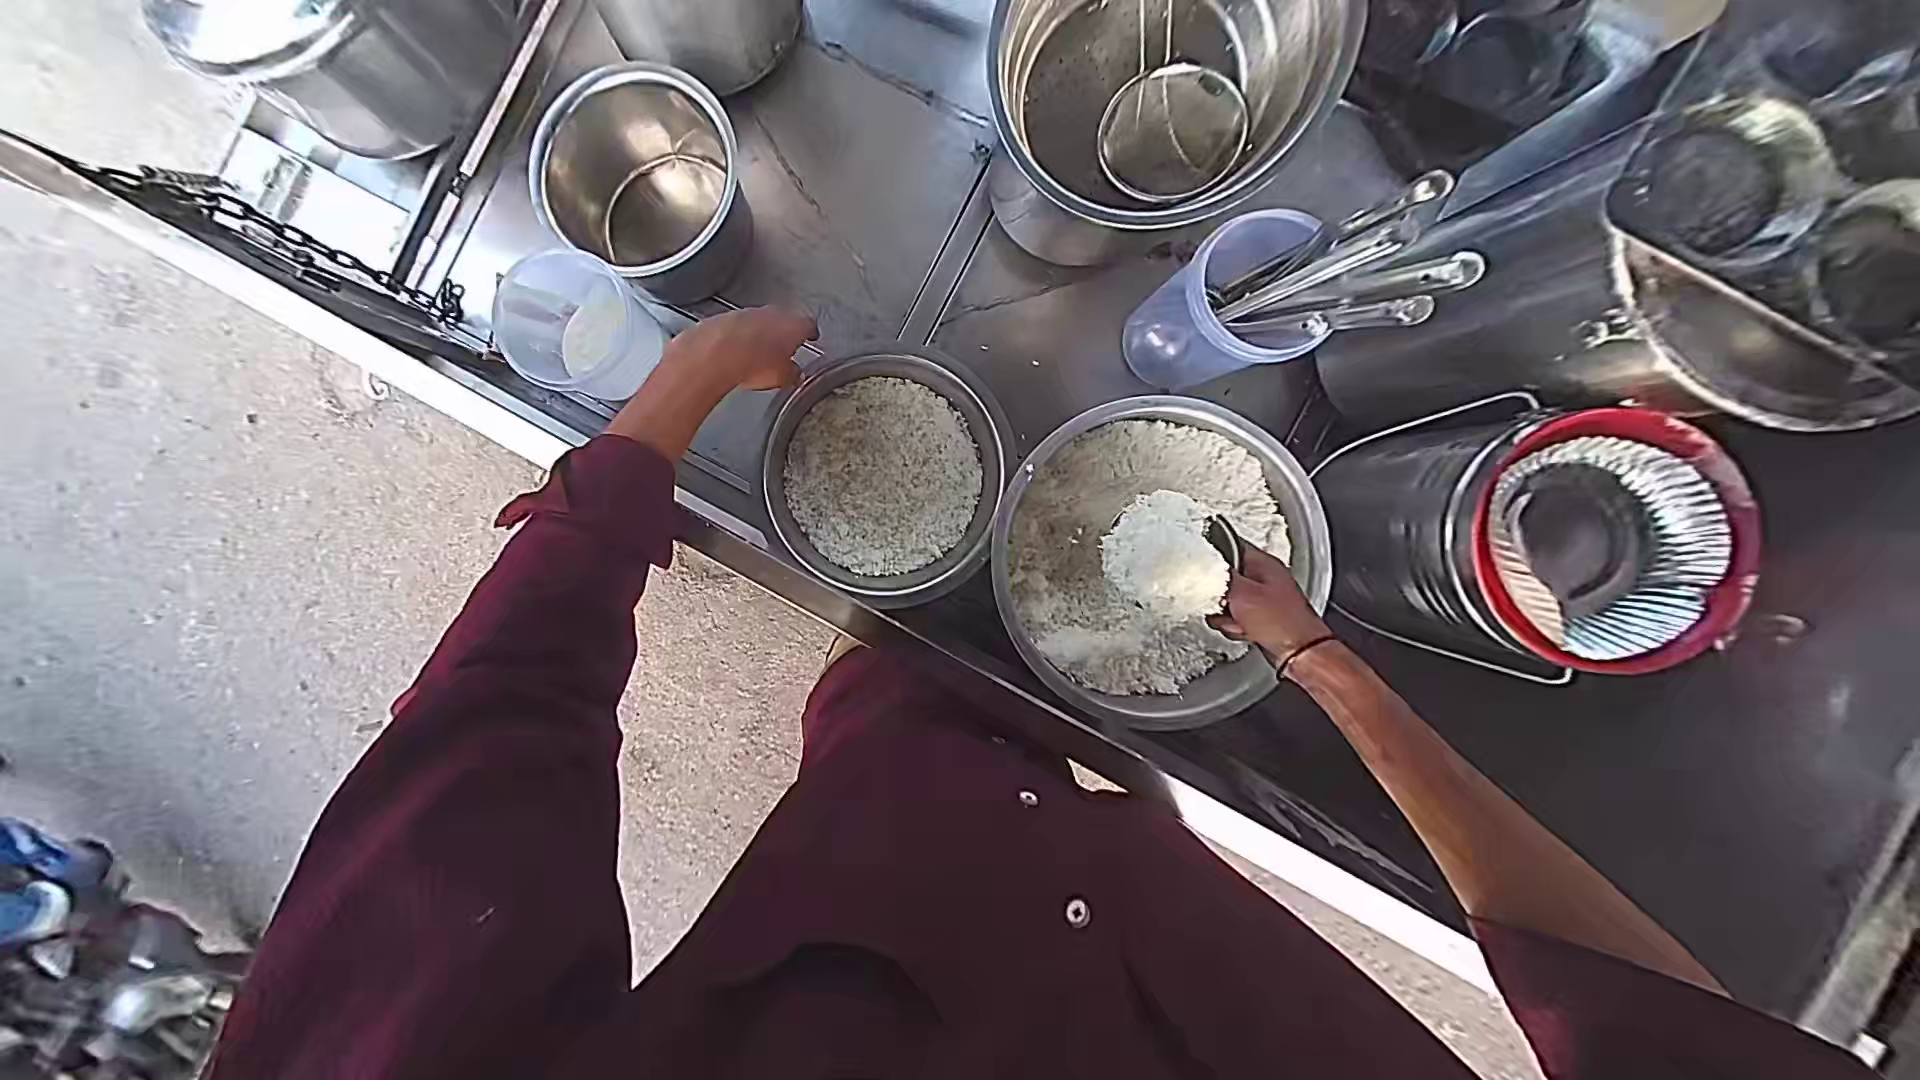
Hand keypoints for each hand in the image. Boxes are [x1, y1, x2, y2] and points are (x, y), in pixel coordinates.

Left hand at [658, 306, 816, 393]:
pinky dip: (740, 336)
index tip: (810, 337)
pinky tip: (738, 352)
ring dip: (761, 333)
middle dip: (784, 332)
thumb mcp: (783, 377)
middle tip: (785, 348)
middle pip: (784, 319)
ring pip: (760, 321)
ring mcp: (747, 313)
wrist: (715, 354)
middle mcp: (772, 313)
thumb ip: (792, 373)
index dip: (810, 333)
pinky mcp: (724, 318)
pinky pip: (737, 326)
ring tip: (760, 354)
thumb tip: (793, 374)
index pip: (808, 325)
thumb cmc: (753, 362)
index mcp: (794, 325)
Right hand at [1208, 545, 1332, 667]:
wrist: (1299, 653)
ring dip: (1224, 614)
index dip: (1212, 557)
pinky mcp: (1258, 617)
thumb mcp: (1241, 592)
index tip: (1204, 569)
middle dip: (1218, 595)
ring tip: (1238, 620)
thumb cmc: (1282, 622)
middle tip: (1225, 602)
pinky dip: (1233, 625)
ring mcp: (1260, 598)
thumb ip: (1219, 577)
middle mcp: (1263, 578)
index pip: (1229, 546)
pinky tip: (1243, 630)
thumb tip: (1203, 564)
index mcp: (1263, 563)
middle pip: (1222, 578)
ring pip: (1225, 600)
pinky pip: (1232, 617)